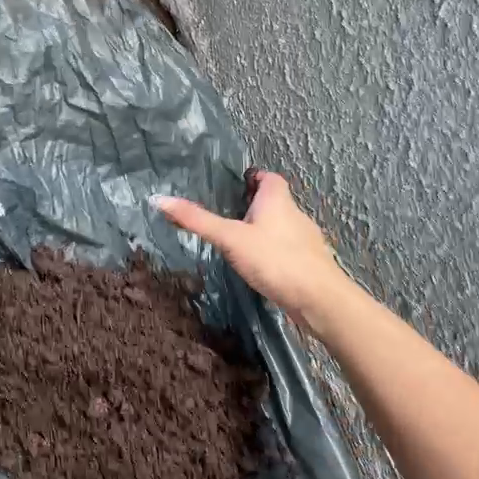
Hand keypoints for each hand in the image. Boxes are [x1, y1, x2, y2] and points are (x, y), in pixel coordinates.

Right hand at [153, 171, 360, 333]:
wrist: (320, 300)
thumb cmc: (275, 259)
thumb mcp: (229, 238)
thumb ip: (196, 220)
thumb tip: (158, 199)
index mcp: (278, 202)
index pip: (270, 178)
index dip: (254, 177)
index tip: (235, 183)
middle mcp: (295, 216)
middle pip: (275, 201)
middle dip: (253, 204)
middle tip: (226, 211)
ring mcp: (305, 241)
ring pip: (281, 226)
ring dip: (263, 228)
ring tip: (237, 238)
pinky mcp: (308, 263)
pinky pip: (286, 248)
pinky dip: (272, 250)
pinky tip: (258, 264)